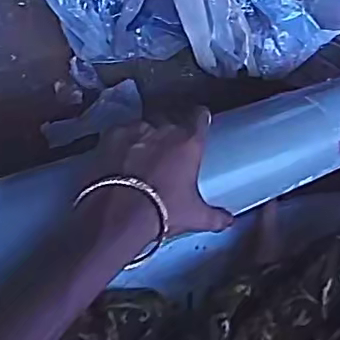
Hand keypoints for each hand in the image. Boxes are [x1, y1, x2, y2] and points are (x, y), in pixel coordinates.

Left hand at [83, 108, 235, 239]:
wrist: (119, 214)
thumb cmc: (161, 210)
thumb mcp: (195, 216)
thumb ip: (215, 216)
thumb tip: (228, 221)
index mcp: (189, 144)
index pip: (200, 117)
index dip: (200, 118)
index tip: (199, 120)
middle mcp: (165, 131)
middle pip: (171, 120)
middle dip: (171, 132)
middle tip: (169, 149)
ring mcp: (137, 131)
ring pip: (145, 125)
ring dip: (146, 135)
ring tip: (142, 153)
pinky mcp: (111, 137)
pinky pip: (121, 131)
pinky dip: (122, 140)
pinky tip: (121, 154)